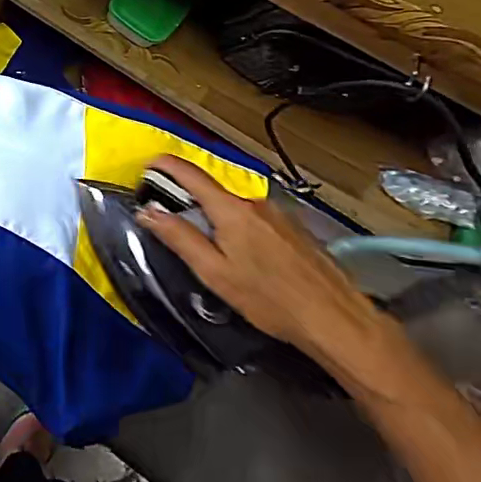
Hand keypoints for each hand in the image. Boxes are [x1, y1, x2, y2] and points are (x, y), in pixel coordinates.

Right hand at [137, 156, 377, 358]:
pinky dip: (241, 229)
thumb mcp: (215, 273)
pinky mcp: (292, 226)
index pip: (190, 174)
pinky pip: (256, 219)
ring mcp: (277, 212)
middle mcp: (255, 202)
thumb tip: (150, 212)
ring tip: (215, 255)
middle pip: (213, 192)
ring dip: (218, 221)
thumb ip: (180, 238)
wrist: (331, 315)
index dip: (165, 166)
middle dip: (190, 203)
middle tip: (174, 227)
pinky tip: (248, 260)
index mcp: (232, 210)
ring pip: (235, 208)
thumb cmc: (271, 300)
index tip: (149, 166)